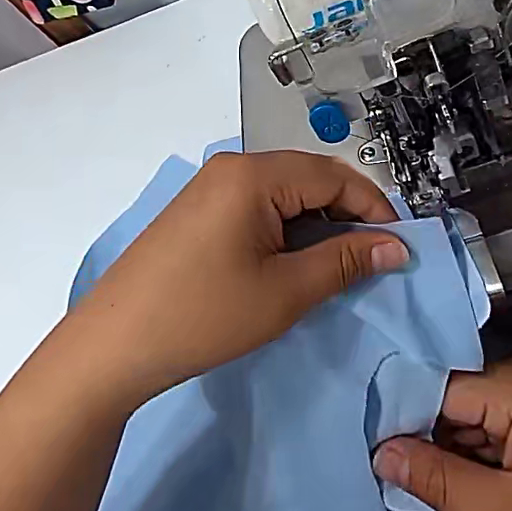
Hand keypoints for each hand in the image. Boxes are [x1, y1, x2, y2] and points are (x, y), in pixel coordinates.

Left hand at [67, 150, 408, 403]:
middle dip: (346, 213)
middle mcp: (233, 166)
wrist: (113, 344)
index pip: (334, 176)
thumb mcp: (284, 292)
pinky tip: (293, 259)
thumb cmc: (202, 315)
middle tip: (371, 257)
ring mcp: (213, 184)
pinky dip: (286, 225)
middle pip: (310, 176)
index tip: (398, 246)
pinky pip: (259, 201)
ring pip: (286, 190)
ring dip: (317, 221)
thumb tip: (395, 247)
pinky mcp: (201, 205)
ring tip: (335, 264)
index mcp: (254, 174)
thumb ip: (345, 262)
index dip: (373, 208)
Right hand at [372, 353, 511, 510]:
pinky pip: (495, 432)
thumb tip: (383, 452)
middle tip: (390, 475)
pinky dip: (476, 461)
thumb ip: (439, 480)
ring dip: (450, 455)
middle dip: (426, 438)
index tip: (369, 445)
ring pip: (472, 420)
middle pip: (454, 400)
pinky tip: (460, 489)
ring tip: (422, 487)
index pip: (438, 387)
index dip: (402, 418)